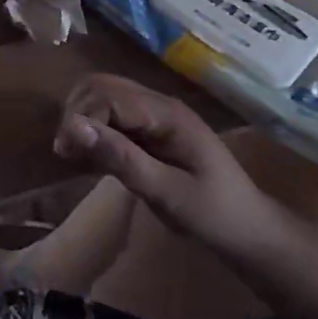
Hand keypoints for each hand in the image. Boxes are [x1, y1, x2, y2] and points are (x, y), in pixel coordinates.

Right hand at [52, 74, 291, 258]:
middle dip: (76, 111)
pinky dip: (92, 127)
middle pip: (101, 85)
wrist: (253, 232)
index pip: (107, 95)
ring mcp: (154, 114)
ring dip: (81, 116)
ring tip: (74, 149)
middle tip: (66, 149)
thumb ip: (122, 159)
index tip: (65, 151)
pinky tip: (88, 152)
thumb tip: (74, 127)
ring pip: (102, 95)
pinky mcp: (149, 128)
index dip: (80, 117)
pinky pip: (111, 113)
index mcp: (167, 114)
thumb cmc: (215, 214)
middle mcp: (158, 104)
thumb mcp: (168, 193)